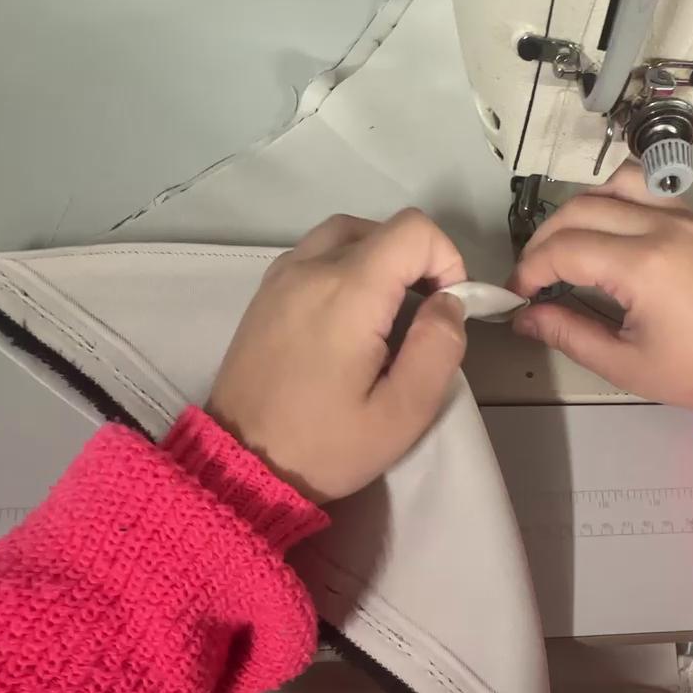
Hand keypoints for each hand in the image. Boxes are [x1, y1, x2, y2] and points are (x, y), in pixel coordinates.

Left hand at [208, 210, 467, 503]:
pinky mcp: (265, 294)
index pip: (413, 230)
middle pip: (381, 228)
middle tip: (426, 316)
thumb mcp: (403, 413)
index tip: (450, 308)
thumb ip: (439, 349)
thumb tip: (449, 304)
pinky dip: (347, 268)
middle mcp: (310, 268)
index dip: (447, 259)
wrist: (243, 464)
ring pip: (345, 235)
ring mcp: (281, 277)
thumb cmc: (327, 445)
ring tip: (391, 313)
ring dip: (382, 261)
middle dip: (418, 261)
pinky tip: (352, 318)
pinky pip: (315, 255)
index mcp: (348, 292)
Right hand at [507, 162, 692, 410]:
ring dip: (577, 211)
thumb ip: (569, 334)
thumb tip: (526, 318)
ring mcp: (682, 213)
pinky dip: (613, 198)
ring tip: (566, 248)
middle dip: (544, 241)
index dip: (530, 269)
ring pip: (611, 184)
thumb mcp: (626, 364)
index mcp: (643, 266)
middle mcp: (661, 225)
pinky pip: (644, 185)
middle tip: (534, 276)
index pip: (564, 249)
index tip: (517, 294)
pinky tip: (605, 229)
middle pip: (579, 210)